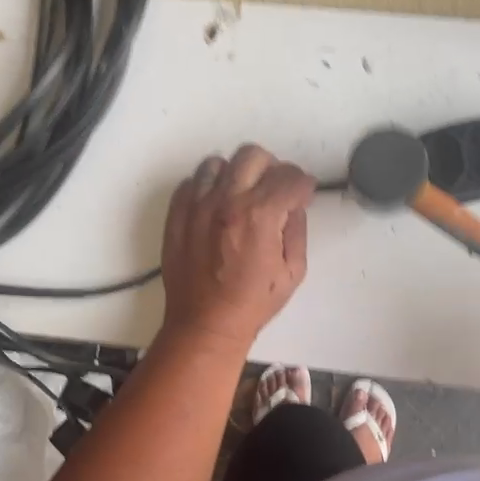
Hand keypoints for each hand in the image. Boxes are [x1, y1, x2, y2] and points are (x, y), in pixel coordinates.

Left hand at [160, 144, 315, 350]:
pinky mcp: (176, 216)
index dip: (303, 185)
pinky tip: (216, 208)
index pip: (289, 177)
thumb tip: (294, 205)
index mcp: (260, 215)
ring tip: (241, 196)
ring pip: (218, 163)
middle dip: (271, 168)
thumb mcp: (293, 271)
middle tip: (274, 189)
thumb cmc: (252, 303)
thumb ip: (297, 229)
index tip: (302, 195)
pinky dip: (207, 189)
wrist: (205, 324)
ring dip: (235, 175)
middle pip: (252, 156)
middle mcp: (226, 201)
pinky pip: (191, 183)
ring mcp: (197, 206)